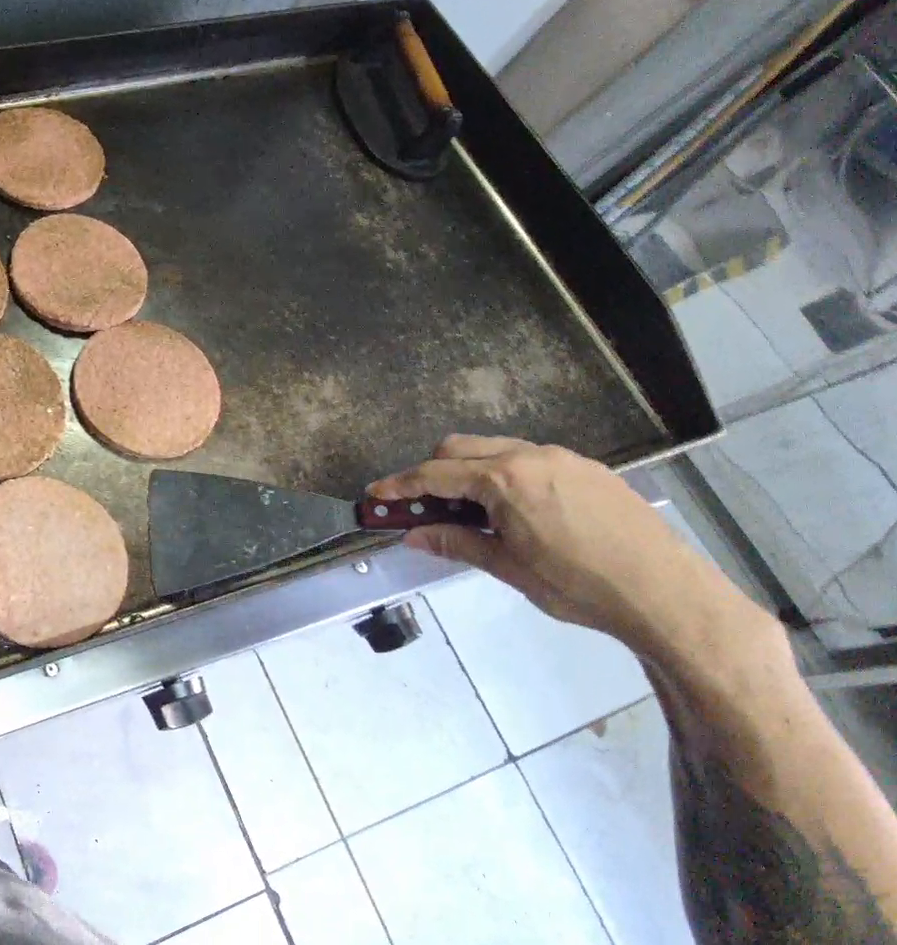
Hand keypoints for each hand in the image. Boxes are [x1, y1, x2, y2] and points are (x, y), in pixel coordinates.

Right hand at [368, 434, 768, 660]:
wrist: (668, 595)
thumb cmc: (579, 586)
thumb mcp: (508, 567)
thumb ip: (457, 543)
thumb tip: (414, 535)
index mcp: (504, 480)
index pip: (434, 475)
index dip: (399, 486)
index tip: (375, 495)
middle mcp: (531, 457)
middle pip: (460, 448)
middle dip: (432, 472)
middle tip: (424, 507)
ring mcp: (565, 459)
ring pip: (497, 448)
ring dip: (471, 471)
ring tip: (473, 512)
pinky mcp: (591, 470)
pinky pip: (531, 459)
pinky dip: (507, 475)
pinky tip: (517, 511)